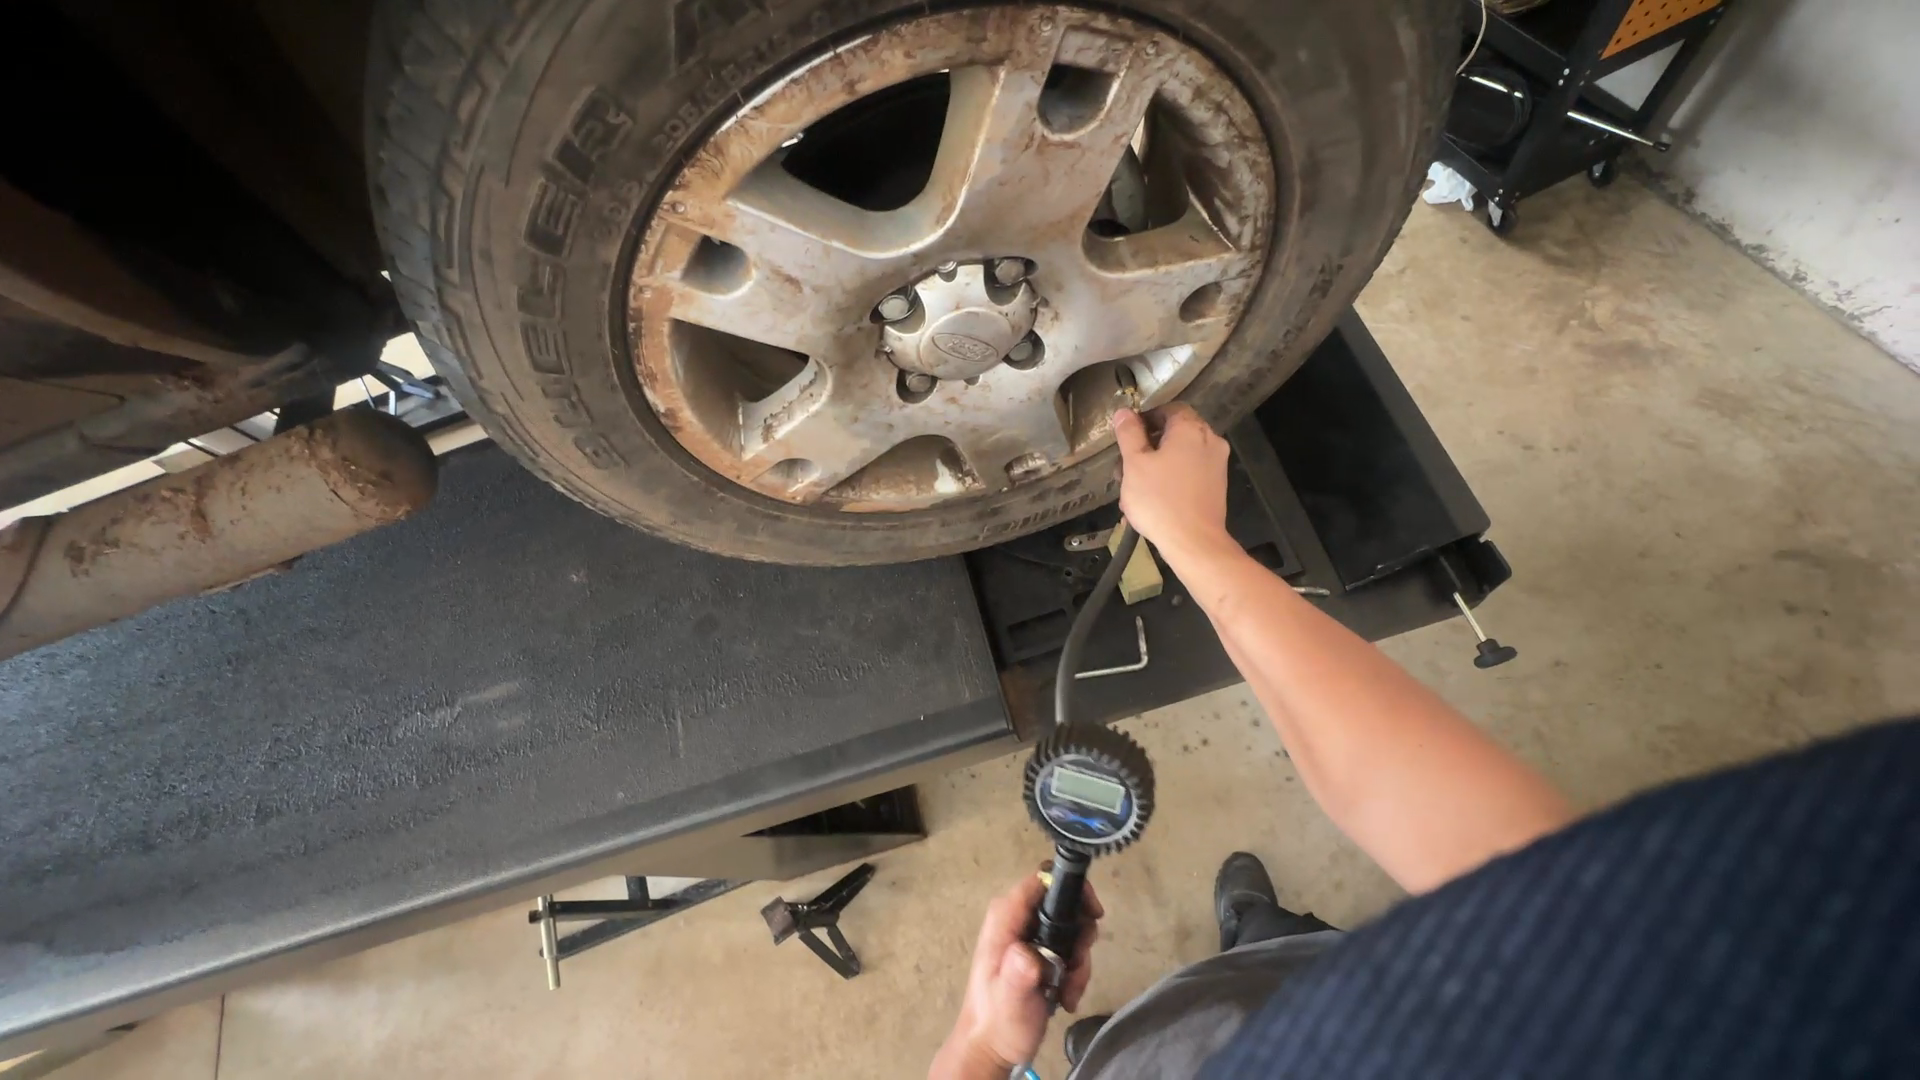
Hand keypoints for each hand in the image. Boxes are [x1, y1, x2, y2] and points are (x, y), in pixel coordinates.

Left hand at [931, 873, 1102, 1077]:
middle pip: (1063, 903)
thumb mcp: (1009, 1000)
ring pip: (1070, 929)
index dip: (1071, 888)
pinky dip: (1073, 972)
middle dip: (1080, 936)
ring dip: (1078, 961)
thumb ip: (1018, 974)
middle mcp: (1017, 917)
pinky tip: (1065, 996)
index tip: (1092, 914)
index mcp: (1006, 916)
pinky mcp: (1038, 951)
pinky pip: (1068, 949)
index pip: (1042, 878)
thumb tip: (1026, 952)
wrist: (991, 1047)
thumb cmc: (998, 1021)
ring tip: (1068, 990)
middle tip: (1076, 966)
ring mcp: (1027, 934)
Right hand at [1113, 404, 1234, 566]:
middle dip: (1150, 445)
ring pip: (1182, 454)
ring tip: (1136, 487)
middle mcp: (1210, 440)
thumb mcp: (1135, 464)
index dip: (1147, 418)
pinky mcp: (1217, 485)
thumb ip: (1129, 434)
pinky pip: (1190, 472)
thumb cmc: (1159, 499)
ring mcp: (1217, 463)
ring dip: (1159, 464)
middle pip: (1176, 431)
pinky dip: (1173, 478)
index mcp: (1190, 429)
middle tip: (1127, 465)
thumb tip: (1124, 412)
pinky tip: (1155, 498)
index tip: (1128, 436)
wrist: (1194, 541)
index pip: (1169, 408)